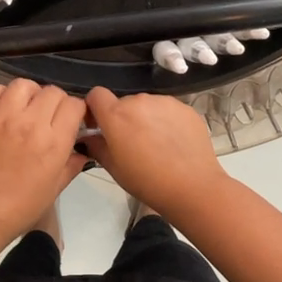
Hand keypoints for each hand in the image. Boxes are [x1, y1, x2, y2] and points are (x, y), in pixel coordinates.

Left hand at [0, 80, 88, 242]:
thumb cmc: (21, 207)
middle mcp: (30, 123)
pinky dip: (1, 94)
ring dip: (30, 93)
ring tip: (27, 108)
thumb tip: (81, 152)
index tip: (71, 120)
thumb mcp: (55, 188)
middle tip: (49, 117)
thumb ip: (71, 165)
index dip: (76, 110)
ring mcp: (3, 118)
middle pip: (52, 91)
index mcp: (54, 142)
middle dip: (56, 101)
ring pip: (23, 85)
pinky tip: (4, 108)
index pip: (74, 105)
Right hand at [82, 87, 227, 217]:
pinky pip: (168, 110)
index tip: (100, 125)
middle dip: (123, 118)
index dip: (95, 108)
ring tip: (156, 144)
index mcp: (116, 114)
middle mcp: (139, 101)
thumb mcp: (113, 168)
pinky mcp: (185, 108)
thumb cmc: (147, 181)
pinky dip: (166, 121)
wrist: (193, 187)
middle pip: (123, 102)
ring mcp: (164, 102)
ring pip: (147, 105)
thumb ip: (96, 146)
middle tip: (132, 143)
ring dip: (146, 118)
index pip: (96, 94)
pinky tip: (173, 143)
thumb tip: (89, 137)